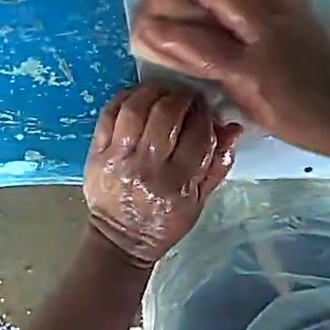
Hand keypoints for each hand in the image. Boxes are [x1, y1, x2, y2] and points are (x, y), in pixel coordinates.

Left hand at [83, 85, 241, 265]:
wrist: (121, 238)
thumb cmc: (165, 220)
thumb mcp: (199, 200)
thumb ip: (217, 164)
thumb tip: (232, 127)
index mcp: (178, 183)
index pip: (198, 136)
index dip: (204, 114)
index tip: (204, 108)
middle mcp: (147, 168)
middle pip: (165, 115)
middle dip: (180, 98)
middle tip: (185, 96)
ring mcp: (118, 158)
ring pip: (136, 109)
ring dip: (152, 92)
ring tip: (162, 91)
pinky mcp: (96, 152)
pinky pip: (109, 113)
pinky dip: (125, 98)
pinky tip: (137, 96)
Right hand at [129, 0, 329, 148]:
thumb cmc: (296, 121)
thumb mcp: (250, 107)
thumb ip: (218, 75)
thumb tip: (188, 55)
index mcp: (251, 68)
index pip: (197, 43)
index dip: (167, 33)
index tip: (144, 25)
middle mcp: (267, 35)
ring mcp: (288, 18)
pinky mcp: (303, 11)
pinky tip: (248, 3)